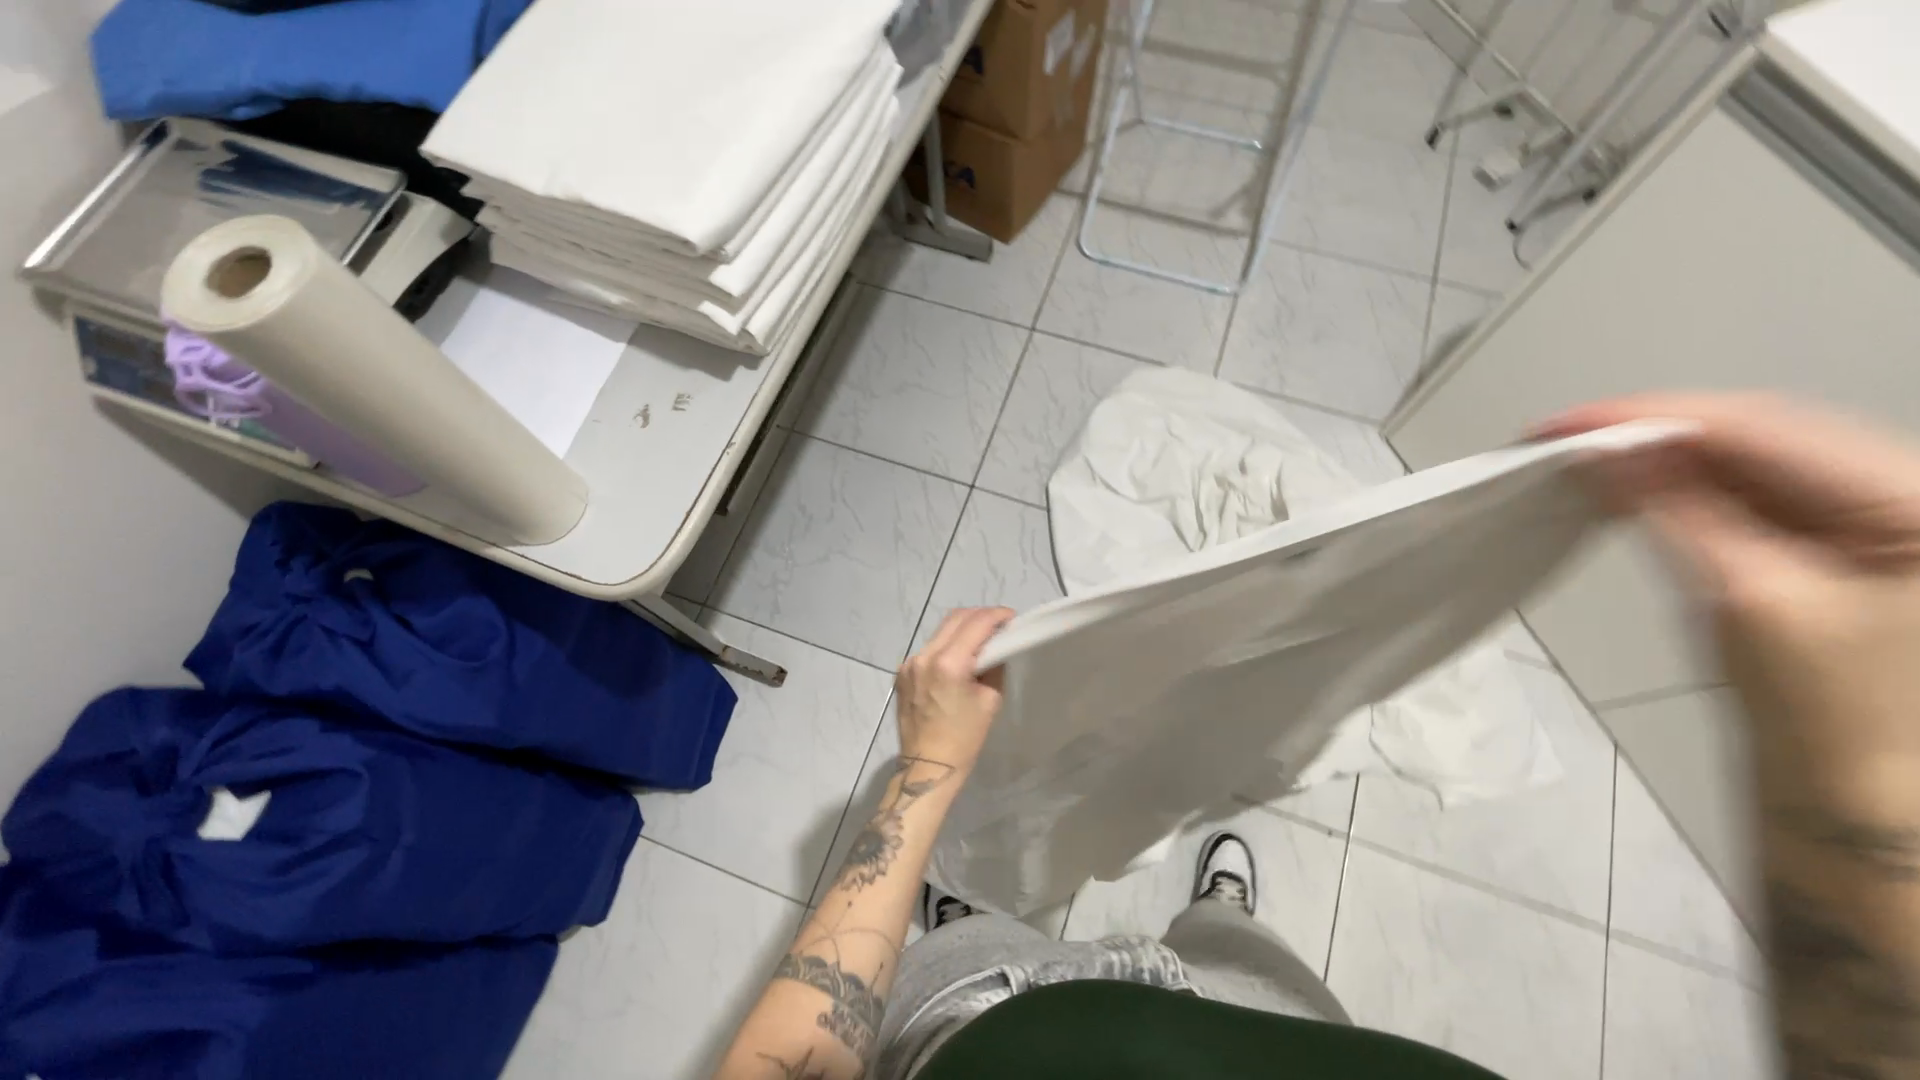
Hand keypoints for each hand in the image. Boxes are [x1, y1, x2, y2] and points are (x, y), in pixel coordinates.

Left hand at [895, 608, 1013, 775]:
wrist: (926, 765)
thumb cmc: (964, 738)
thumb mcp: (990, 700)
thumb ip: (993, 666)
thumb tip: (995, 647)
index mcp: (948, 664)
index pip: (976, 623)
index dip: (997, 615)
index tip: (1012, 618)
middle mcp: (925, 656)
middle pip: (956, 618)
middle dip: (980, 617)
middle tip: (999, 626)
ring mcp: (910, 663)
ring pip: (940, 631)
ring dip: (963, 629)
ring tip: (981, 641)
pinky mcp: (902, 673)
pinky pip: (929, 649)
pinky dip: (947, 646)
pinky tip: (958, 659)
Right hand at [1535, 393, 1919, 811]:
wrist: (1854, 792)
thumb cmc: (1818, 710)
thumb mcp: (1745, 597)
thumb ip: (1676, 510)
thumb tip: (1603, 451)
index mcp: (1915, 499)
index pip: (1763, 427)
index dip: (1653, 418)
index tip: (1561, 425)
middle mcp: (1906, 490)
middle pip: (1760, 433)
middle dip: (1654, 431)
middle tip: (1562, 440)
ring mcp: (1877, 513)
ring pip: (1751, 458)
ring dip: (1664, 457)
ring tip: (1584, 461)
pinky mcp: (1839, 538)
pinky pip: (1752, 491)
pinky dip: (1685, 487)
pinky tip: (1634, 486)